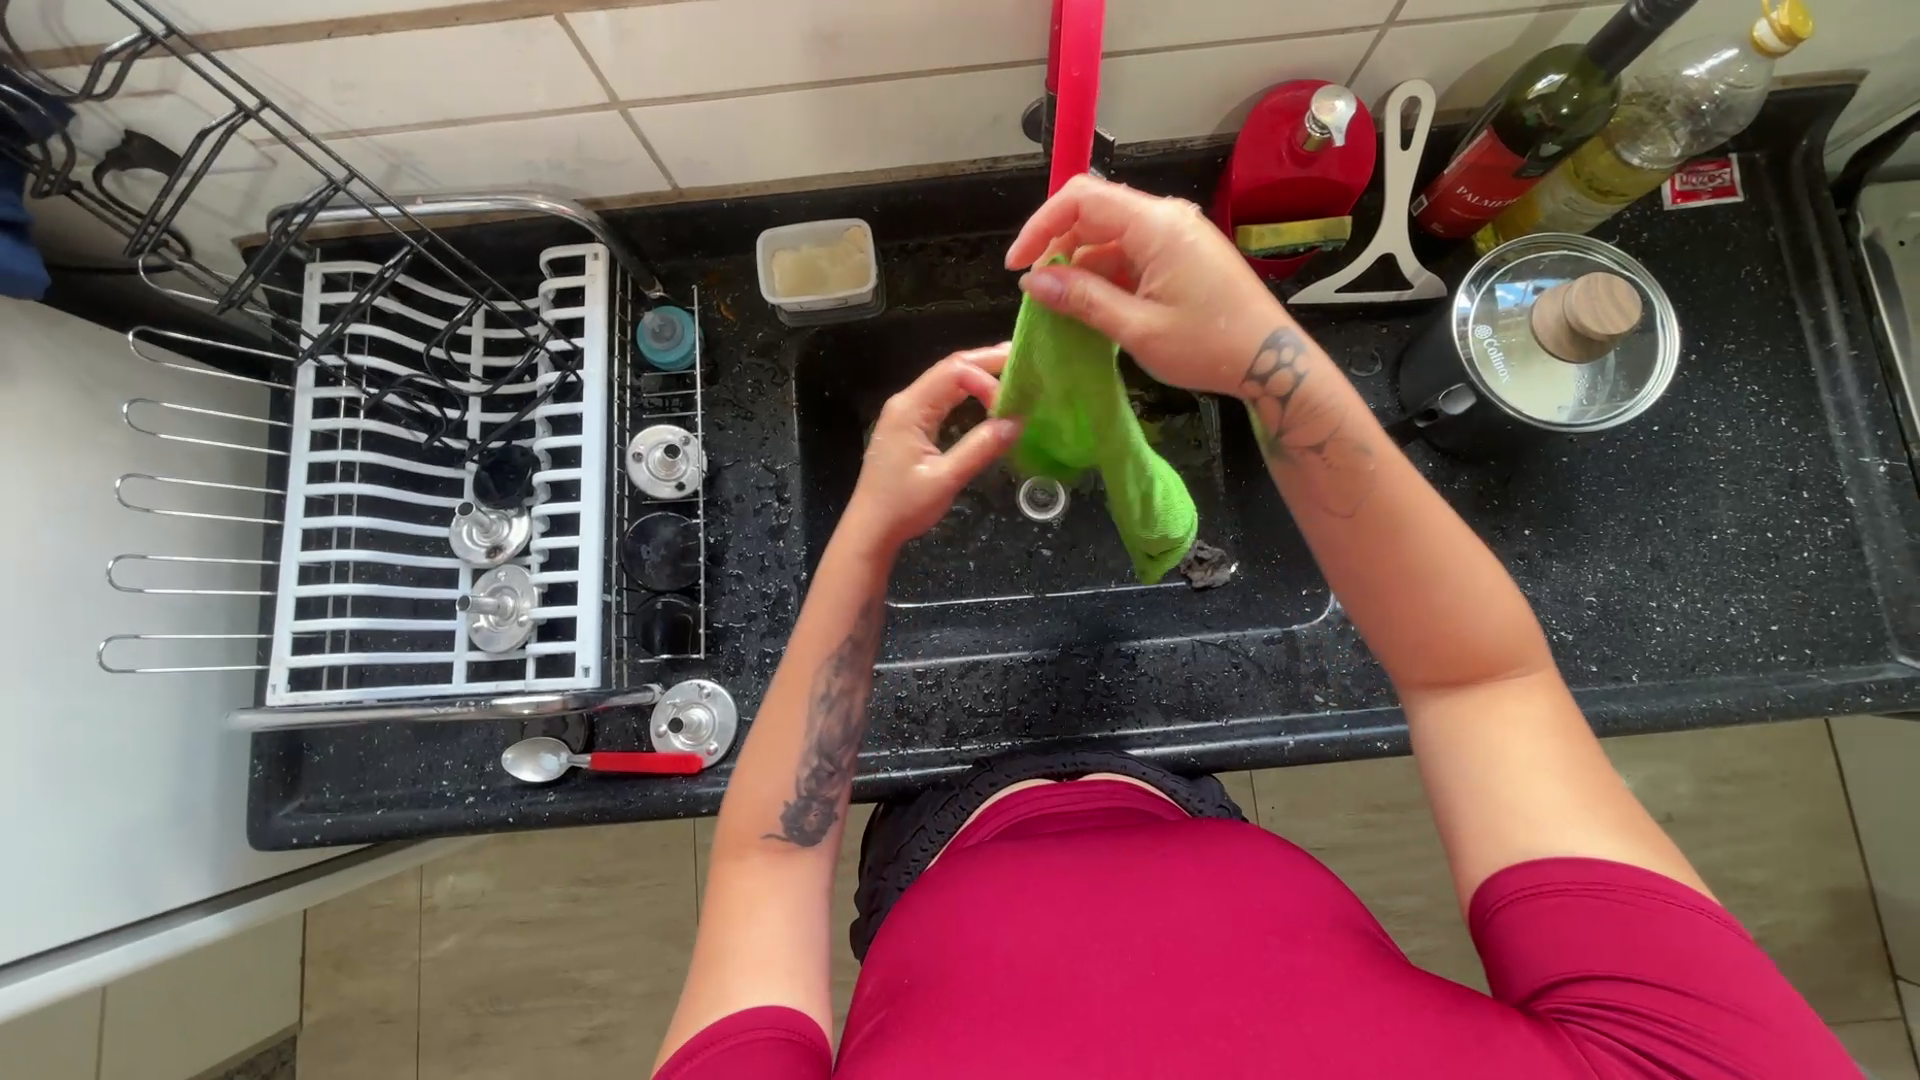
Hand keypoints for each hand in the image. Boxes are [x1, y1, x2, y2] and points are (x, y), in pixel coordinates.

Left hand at [841, 345, 1022, 553]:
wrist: (871, 529)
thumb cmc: (903, 506)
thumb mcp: (945, 479)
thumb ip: (980, 448)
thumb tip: (1016, 422)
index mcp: (910, 408)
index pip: (954, 372)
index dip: (986, 379)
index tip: (1012, 403)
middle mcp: (906, 402)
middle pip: (950, 368)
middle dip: (986, 362)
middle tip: (1023, 358)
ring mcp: (906, 413)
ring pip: (946, 382)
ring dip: (978, 374)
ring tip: (1012, 370)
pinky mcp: (910, 426)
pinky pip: (942, 398)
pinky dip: (966, 392)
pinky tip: (986, 395)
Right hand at [1005, 174, 1291, 398]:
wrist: (1269, 360)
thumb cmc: (1208, 346)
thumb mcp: (1136, 328)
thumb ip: (1082, 300)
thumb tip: (1032, 283)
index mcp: (1155, 225)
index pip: (1081, 198)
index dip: (1040, 226)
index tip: (1017, 265)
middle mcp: (1165, 218)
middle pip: (1093, 214)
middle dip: (1057, 249)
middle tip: (1038, 293)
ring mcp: (1175, 235)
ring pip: (1109, 237)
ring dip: (1081, 268)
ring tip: (1065, 309)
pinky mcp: (1181, 254)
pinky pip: (1130, 253)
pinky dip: (1105, 276)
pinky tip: (1096, 308)